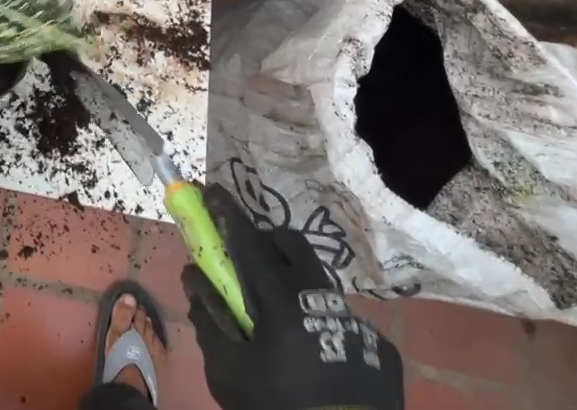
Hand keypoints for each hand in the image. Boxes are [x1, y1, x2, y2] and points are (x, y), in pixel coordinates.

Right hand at [182, 184, 403, 409]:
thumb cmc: (276, 409)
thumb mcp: (227, 371)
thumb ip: (208, 319)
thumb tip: (194, 279)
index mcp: (282, 302)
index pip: (249, 242)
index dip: (227, 213)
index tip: (210, 190)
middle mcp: (323, 301)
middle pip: (294, 246)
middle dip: (268, 240)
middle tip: (247, 258)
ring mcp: (357, 324)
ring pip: (320, 285)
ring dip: (295, 286)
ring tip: (280, 321)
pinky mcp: (382, 351)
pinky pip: (343, 323)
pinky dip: (321, 327)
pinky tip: (315, 359)